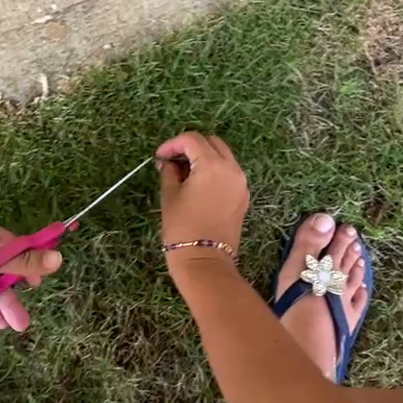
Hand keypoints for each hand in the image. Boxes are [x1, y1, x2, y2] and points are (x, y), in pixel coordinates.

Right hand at [156, 131, 248, 264]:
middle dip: (191, 146)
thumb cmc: (182, 227)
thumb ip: (169, 172)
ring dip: (204, 157)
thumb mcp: (169, 196)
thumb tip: (168, 162)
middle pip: (212, 142)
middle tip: (172, 160)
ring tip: (184, 172)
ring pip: (223, 156)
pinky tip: (198, 183)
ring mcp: (240, 183)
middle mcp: (232, 168)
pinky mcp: (242, 196)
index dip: (173, 144)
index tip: (160, 156)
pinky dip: (214, 170)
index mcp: (212, 165)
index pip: (192, 140)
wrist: (205, 262)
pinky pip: (229, 172)